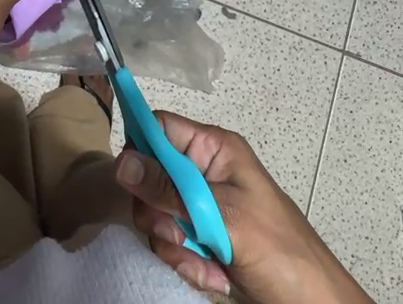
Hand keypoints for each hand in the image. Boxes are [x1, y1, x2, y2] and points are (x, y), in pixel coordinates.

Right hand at [116, 113, 372, 303]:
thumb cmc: (279, 250)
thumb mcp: (222, 216)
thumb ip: (170, 189)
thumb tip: (123, 163)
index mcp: (214, 150)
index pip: (160, 127)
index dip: (140, 148)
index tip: (131, 180)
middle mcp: (203, 173)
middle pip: (149, 177)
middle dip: (160, 214)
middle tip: (181, 233)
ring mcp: (201, 207)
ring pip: (156, 216)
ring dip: (175, 247)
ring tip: (208, 263)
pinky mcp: (201, 239)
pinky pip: (170, 244)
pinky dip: (186, 264)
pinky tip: (213, 275)